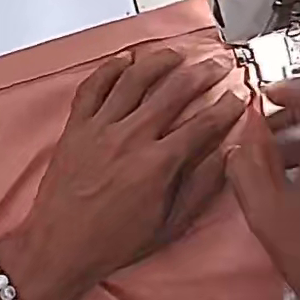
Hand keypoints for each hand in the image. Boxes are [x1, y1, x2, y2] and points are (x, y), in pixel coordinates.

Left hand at [1, 48, 245, 299]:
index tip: (238, 95)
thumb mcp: (169, 225)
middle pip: (174, 91)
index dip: (226, 107)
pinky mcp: (76, 126)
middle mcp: (131, 138)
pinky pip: (93, 87)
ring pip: (135, 79)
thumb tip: (228, 156)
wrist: (61, 245)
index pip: (203, 124)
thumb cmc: (114, 241)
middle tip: (219, 64)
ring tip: (178, 54)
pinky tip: (126, 60)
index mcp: (158, 164)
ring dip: (161, 61)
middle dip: (203, 73)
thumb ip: (201, 187)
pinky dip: (110, 69)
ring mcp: (100, 128)